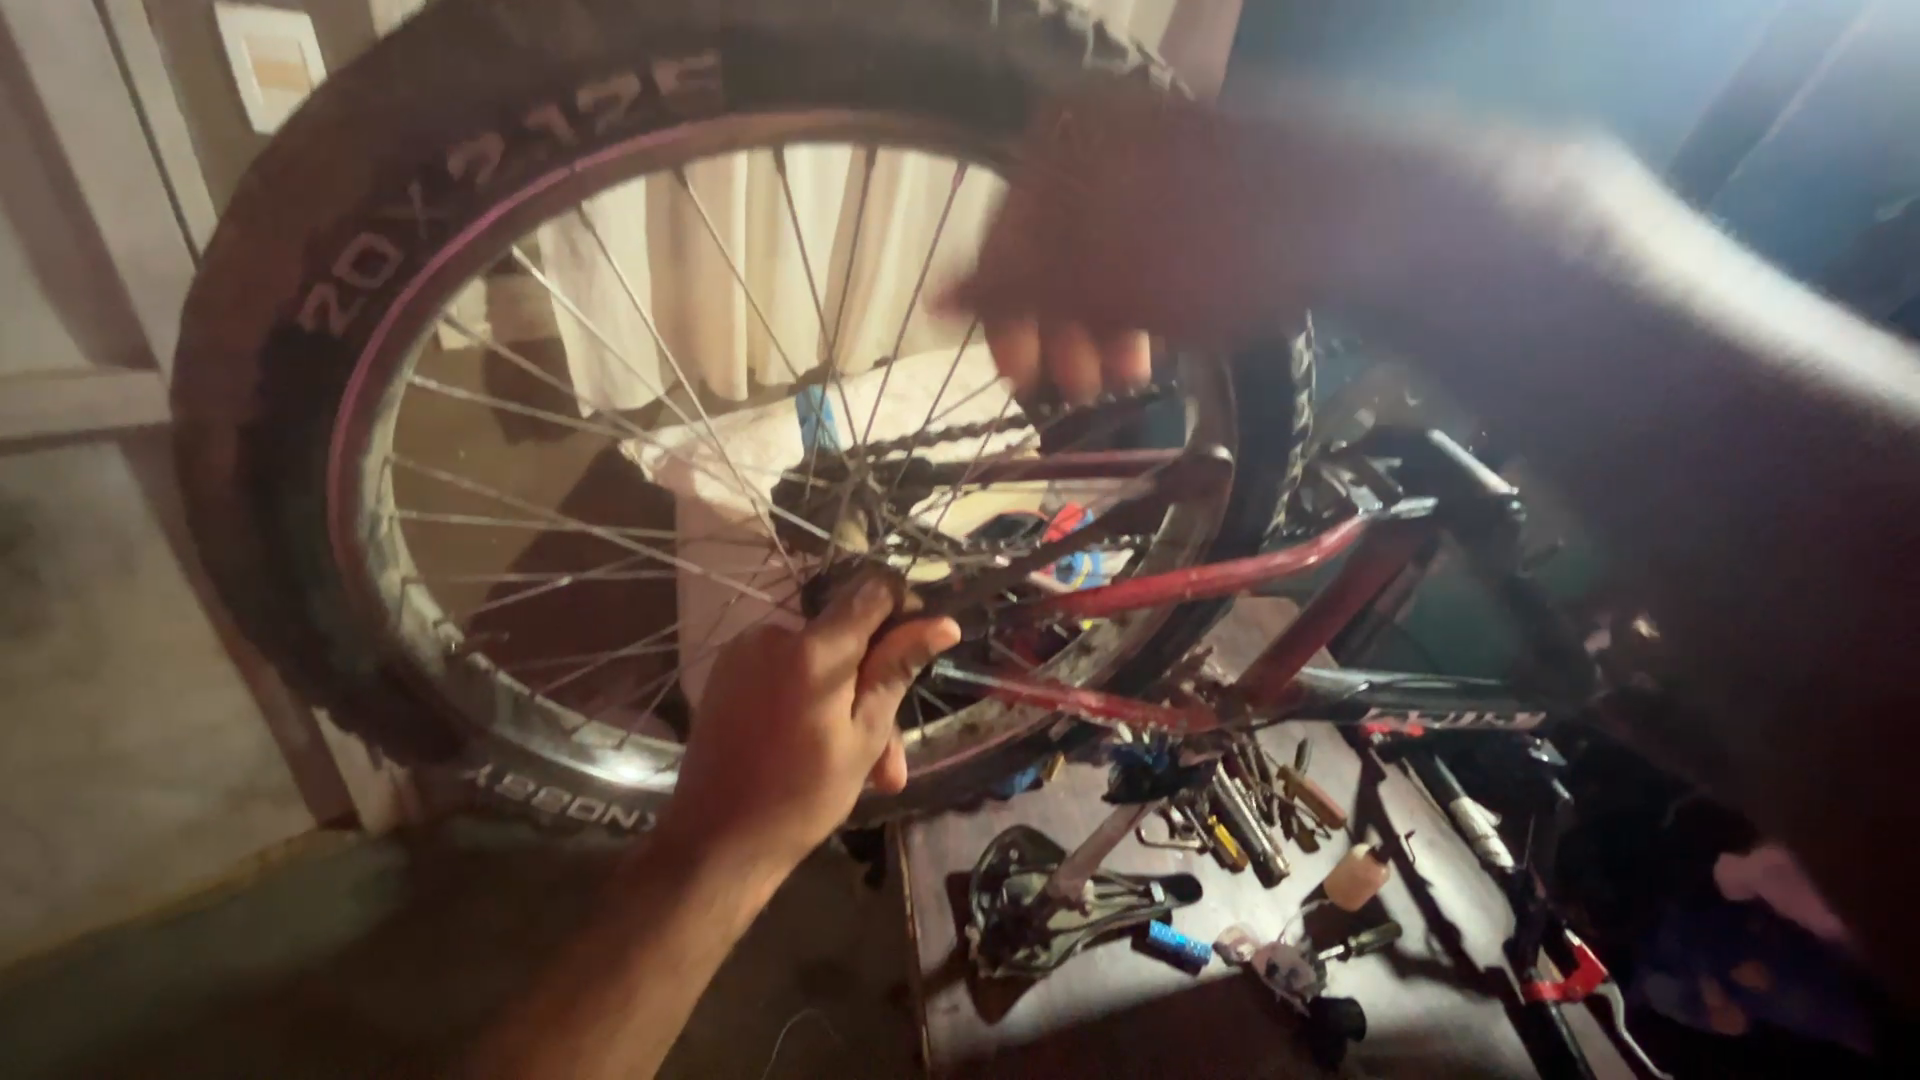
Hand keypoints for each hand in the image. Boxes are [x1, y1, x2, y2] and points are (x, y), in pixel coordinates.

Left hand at [658, 575, 960, 873]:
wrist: (714, 843)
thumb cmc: (802, 799)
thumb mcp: (865, 736)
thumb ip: (898, 669)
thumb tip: (944, 623)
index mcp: (814, 649)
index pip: (873, 588)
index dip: (903, 608)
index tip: (917, 648)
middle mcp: (774, 633)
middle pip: (846, 632)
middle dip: (875, 681)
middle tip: (890, 754)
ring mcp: (744, 650)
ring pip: (819, 657)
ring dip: (844, 699)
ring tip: (862, 767)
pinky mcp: (727, 669)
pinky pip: (787, 667)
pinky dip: (810, 697)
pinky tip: (818, 744)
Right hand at [949, 88, 1528, 398]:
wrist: (1356, 218)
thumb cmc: (1211, 253)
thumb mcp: (1096, 280)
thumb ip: (1010, 287)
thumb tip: (934, 297)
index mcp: (1062, 145)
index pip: (1001, 244)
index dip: (1003, 319)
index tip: (1015, 377)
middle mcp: (1100, 141)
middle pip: (1051, 253)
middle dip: (1058, 332)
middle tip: (1070, 392)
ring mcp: (1154, 162)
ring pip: (1098, 258)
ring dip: (1099, 328)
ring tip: (1120, 380)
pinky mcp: (1198, 186)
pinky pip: (1142, 250)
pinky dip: (1139, 303)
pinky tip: (1153, 344)